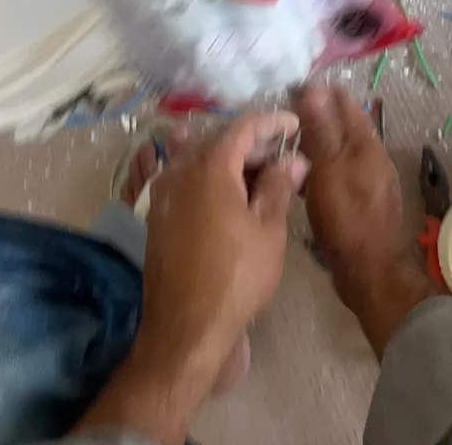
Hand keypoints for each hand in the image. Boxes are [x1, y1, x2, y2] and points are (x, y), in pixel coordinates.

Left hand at [75, 112, 303, 444]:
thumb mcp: (268, 230)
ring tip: (261, 174)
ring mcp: (164, 193)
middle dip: (253, 143)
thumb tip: (293, 159)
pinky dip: (211, 178)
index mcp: (210, 166)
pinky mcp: (158, 216)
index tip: (294, 124)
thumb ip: (279, 186)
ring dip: (231, 160)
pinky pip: (186, 180)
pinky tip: (230, 192)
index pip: (243, 127)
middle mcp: (181, 171)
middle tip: (283, 155)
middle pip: (219, 140)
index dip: (272, 122)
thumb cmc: (236, 277)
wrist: (186, 330)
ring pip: (200, 159)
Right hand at [295, 87, 437, 356]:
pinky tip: (302, 177)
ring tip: (286, 145)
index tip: (288, 93)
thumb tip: (314, 88)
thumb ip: (322, 130)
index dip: (318, 92)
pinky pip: (338, 171)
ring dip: (317, 143)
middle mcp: (372, 156)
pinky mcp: (360, 200)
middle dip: (316, 116)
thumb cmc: (347, 217)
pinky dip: (320, 166)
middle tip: (281, 119)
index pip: (344, 101)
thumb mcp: (328, 169)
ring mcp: (368, 179)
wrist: (370, 272)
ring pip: (339, 149)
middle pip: (343, 124)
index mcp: (366, 143)